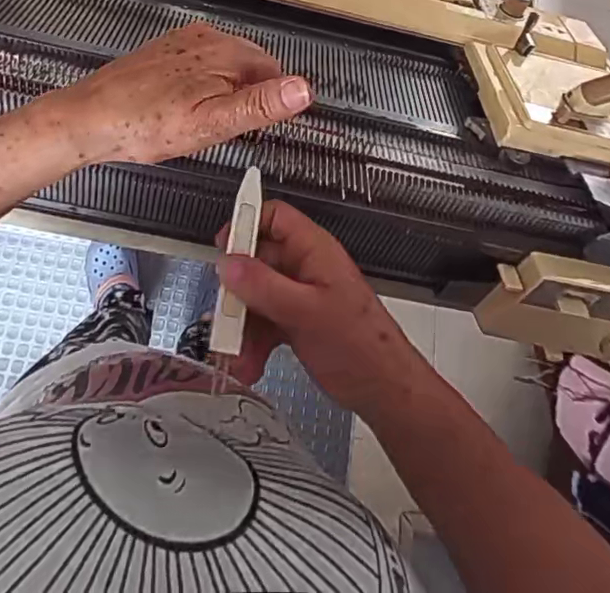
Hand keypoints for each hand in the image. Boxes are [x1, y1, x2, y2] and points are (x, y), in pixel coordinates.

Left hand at [34, 22, 312, 165]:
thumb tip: (302, 89)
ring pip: (222, 70)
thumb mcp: (212, 123)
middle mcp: (205, 38)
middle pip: (249, 69)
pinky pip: (197, 69)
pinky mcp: (164, 52)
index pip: (275, 73)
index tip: (249, 126)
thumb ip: (260, 105)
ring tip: (192, 121)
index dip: (266, 104)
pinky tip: (176, 110)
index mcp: (225, 52)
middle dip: (242, 98)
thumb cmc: (142, 123)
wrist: (90, 118)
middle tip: (217, 127)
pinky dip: (196, 89)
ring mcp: (182, 43)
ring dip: (218, 94)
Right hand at [214, 201, 433, 416]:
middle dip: (236, 290)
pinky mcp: (295, 320)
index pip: (274, 217)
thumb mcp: (306, 312)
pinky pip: (262, 321)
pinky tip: (249, 363)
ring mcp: (299, 295)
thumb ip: (264, 286)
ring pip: (255, 295)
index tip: (223, 248)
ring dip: (241, 324)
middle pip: (255, 260)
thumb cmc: (363, 347)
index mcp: (313, 250)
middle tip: (225, 311)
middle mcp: (304, 267)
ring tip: (236, 352)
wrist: (386, 392)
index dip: (246, 225)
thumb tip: (228, 264)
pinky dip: (252, 341)